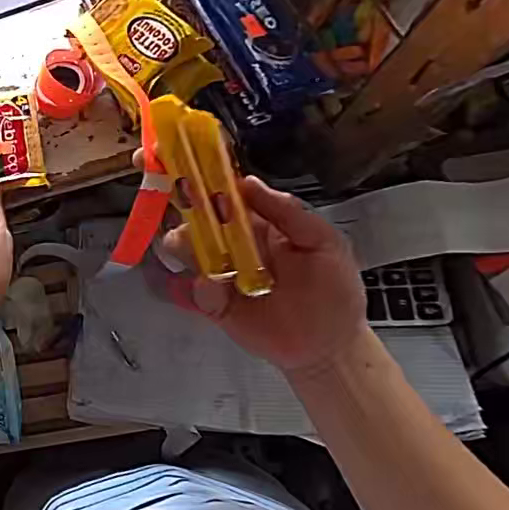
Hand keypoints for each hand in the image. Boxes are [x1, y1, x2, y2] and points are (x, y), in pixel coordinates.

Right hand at [164, 174, 369, 377]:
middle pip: (195, 218)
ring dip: (184, 246)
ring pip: (187, 251)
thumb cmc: (334, 290)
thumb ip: (288, 212)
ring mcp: (220, 273)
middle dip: (177, 205)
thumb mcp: (323, 242)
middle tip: (175, 198)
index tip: (182, 162)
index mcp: (257, 223)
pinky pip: (195, 291)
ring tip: (196, 250)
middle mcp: (233, 243)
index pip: (224, 194)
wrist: (330, 346)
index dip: (201, 177)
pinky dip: (200, 289)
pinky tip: (219, 293)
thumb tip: (248, 183)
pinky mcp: (214, 305)